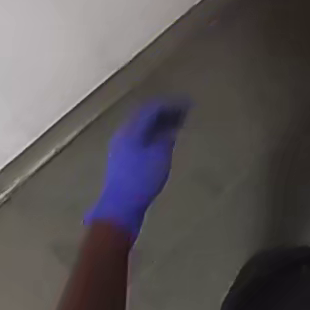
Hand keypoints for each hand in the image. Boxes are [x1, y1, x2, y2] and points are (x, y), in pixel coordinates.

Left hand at [86, 97, 189, 236]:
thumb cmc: (142, 180)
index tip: (189, 103)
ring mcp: (121, 146)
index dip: (171, 104)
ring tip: (178, 124)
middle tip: (185, 111)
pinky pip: (141, 137)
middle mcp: (124, 133)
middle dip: (165, 111)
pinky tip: (165, 141)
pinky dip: (155, 134)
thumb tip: (170, 131)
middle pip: (145, 115)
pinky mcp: (123, 159)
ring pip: (143, 127)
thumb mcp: (160, 156)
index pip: (152, 108)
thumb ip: (166, 139)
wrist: (120, 206)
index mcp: (131, 130)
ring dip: (160, 123)